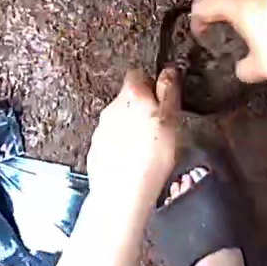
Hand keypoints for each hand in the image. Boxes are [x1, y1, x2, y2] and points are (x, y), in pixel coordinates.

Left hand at [85, 68, 183, 211]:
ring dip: (131, 126)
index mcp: (131, 96)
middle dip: (142, 106)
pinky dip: (121, 145)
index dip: (151, 83)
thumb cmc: (150, 158)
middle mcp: (112, 108)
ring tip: (147, 146)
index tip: (161, 96)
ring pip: (119, 119)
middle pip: (128, 98)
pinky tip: (134, 159)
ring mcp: (101, 130)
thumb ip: (168, 92)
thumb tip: (168, 71)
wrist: (121, 194)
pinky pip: (111, 140)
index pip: (138, 73)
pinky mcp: (96, 150)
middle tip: (159, 124)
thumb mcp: (170, 120)